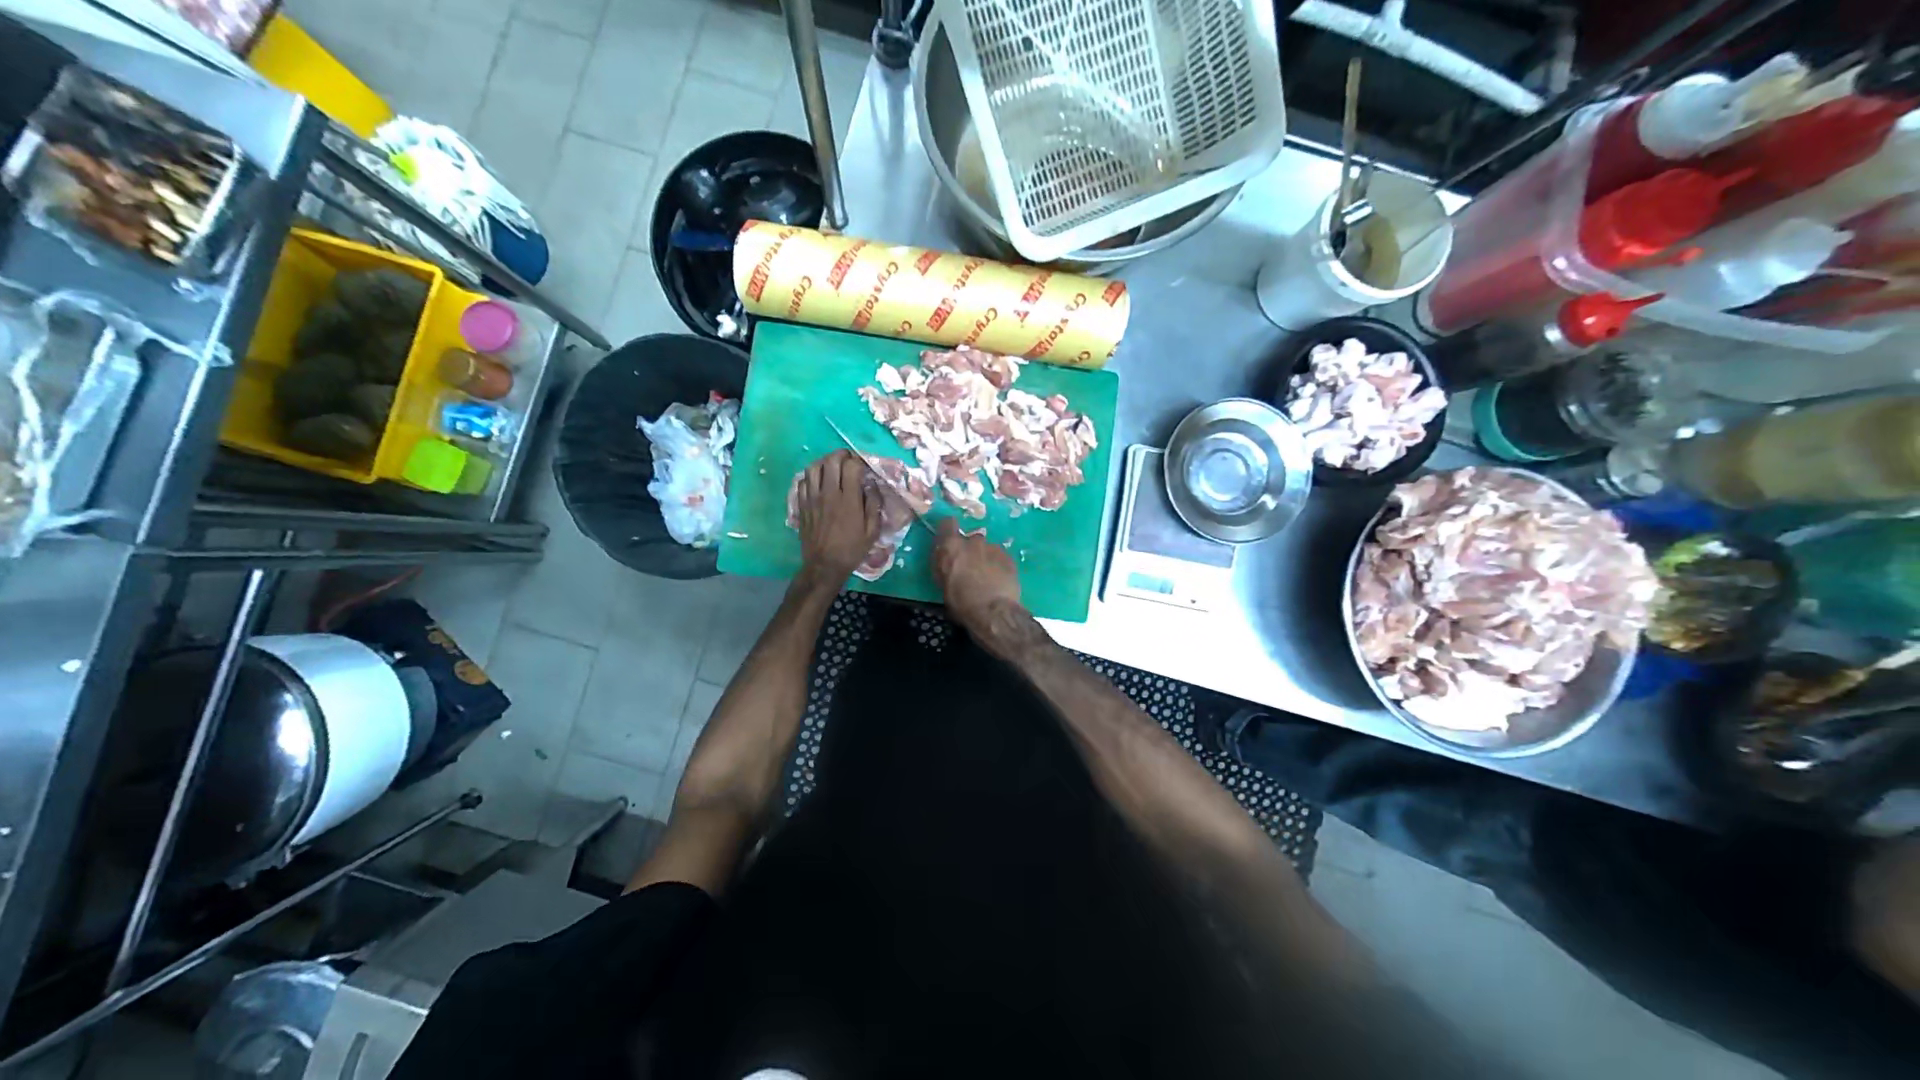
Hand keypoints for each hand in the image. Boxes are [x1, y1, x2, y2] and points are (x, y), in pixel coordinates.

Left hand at [795, 450, 879, 585]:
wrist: (824, 565)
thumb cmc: (851, 549)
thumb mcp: (872, 531)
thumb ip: (874, 505)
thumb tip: (872, 485)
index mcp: (849, 500)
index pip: (852, 466)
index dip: (859, 461)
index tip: (863, 467)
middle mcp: (829, 494)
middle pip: (831, 461)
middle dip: (842, 455)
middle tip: (848, 460)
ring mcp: (812, 498)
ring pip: (814, 467)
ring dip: (824, 462)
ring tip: (832, 467)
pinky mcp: (802, 504)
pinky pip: (803, 481)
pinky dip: (811, 476)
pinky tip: (819, 482)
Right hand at [933, 518, 1027, 650]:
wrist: (994, 611)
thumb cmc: (962, 602)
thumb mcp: (943, 585)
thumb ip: (945, 566)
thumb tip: (948, 560)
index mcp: (951, 547)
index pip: (947, 523)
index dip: (948, 529)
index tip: (949, 539)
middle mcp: (972, 541)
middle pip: (969, 539)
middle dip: (969, 550)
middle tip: (970, 568)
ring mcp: (993, 547)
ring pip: (986, 549)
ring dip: (985, 558)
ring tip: (987, 577)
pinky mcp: (1008, 557)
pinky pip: (999, 557)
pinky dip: (998, 565)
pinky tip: (999, 580)